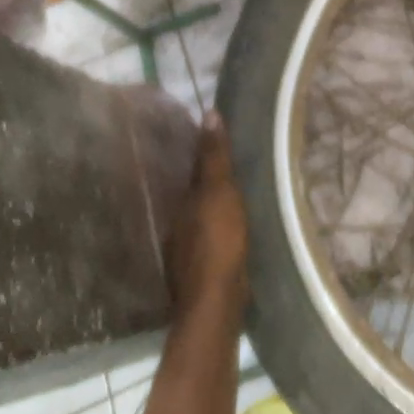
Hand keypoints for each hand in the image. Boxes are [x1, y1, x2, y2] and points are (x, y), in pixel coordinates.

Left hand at [170, 111, 248, 315]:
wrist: (215, 302)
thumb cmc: (218, 240)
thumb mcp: (220, 191)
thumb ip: (214, 157)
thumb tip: (208, 112)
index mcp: (181, 203)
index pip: (191, 174)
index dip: (204, 159)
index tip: (219, 145)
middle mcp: (177, 226)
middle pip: (194, 199)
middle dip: (208, 187)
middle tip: (232, 171)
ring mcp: (186, 254)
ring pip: (200, 223)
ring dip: (213, 213)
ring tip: (235, 202)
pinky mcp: (201, 275)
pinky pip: (210, 245)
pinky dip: (219, 237)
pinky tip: (233, 237)